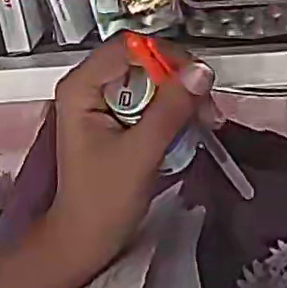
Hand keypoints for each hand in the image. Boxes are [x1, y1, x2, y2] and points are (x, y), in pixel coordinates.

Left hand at [39, 34, 213, 276]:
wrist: (86, 238)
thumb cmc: (102, 201)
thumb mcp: (141, 153)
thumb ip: (170, 110)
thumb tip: (200, 72)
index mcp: (80, 87)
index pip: (126, 48)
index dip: (164, 56)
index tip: (197, 78)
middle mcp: (87, 85)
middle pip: (140, 60)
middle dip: (176, 79)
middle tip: (206, 106)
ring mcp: (100, 99)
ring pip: (148, 79)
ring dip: (178, 95)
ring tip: (204, 120)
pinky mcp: (114, 115)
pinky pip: (148, 98)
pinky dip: (171, 109)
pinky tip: (189, 125)